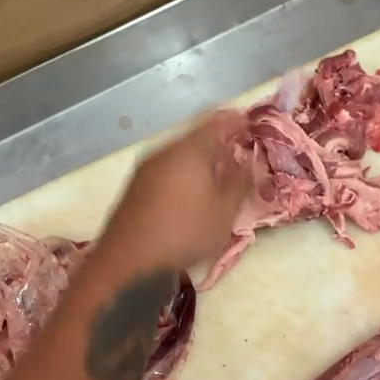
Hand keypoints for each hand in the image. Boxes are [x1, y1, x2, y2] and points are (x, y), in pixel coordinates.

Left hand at [98, 112, 252, 271]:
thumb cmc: (184, 233)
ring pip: (180, 153)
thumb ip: (239, 182)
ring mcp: (147, 167)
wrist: (128, 257)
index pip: (218, 121)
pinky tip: (189, 191)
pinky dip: (183, 172)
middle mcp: (166, 150)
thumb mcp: (224, 212)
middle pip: (196, 136)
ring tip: (216, 174)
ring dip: (199, 159)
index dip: (237, 121)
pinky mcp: (136, 186)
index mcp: (192, 149)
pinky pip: (167, 169)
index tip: (251, 126)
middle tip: (236, 153)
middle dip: (218, 142)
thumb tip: (247, 161)